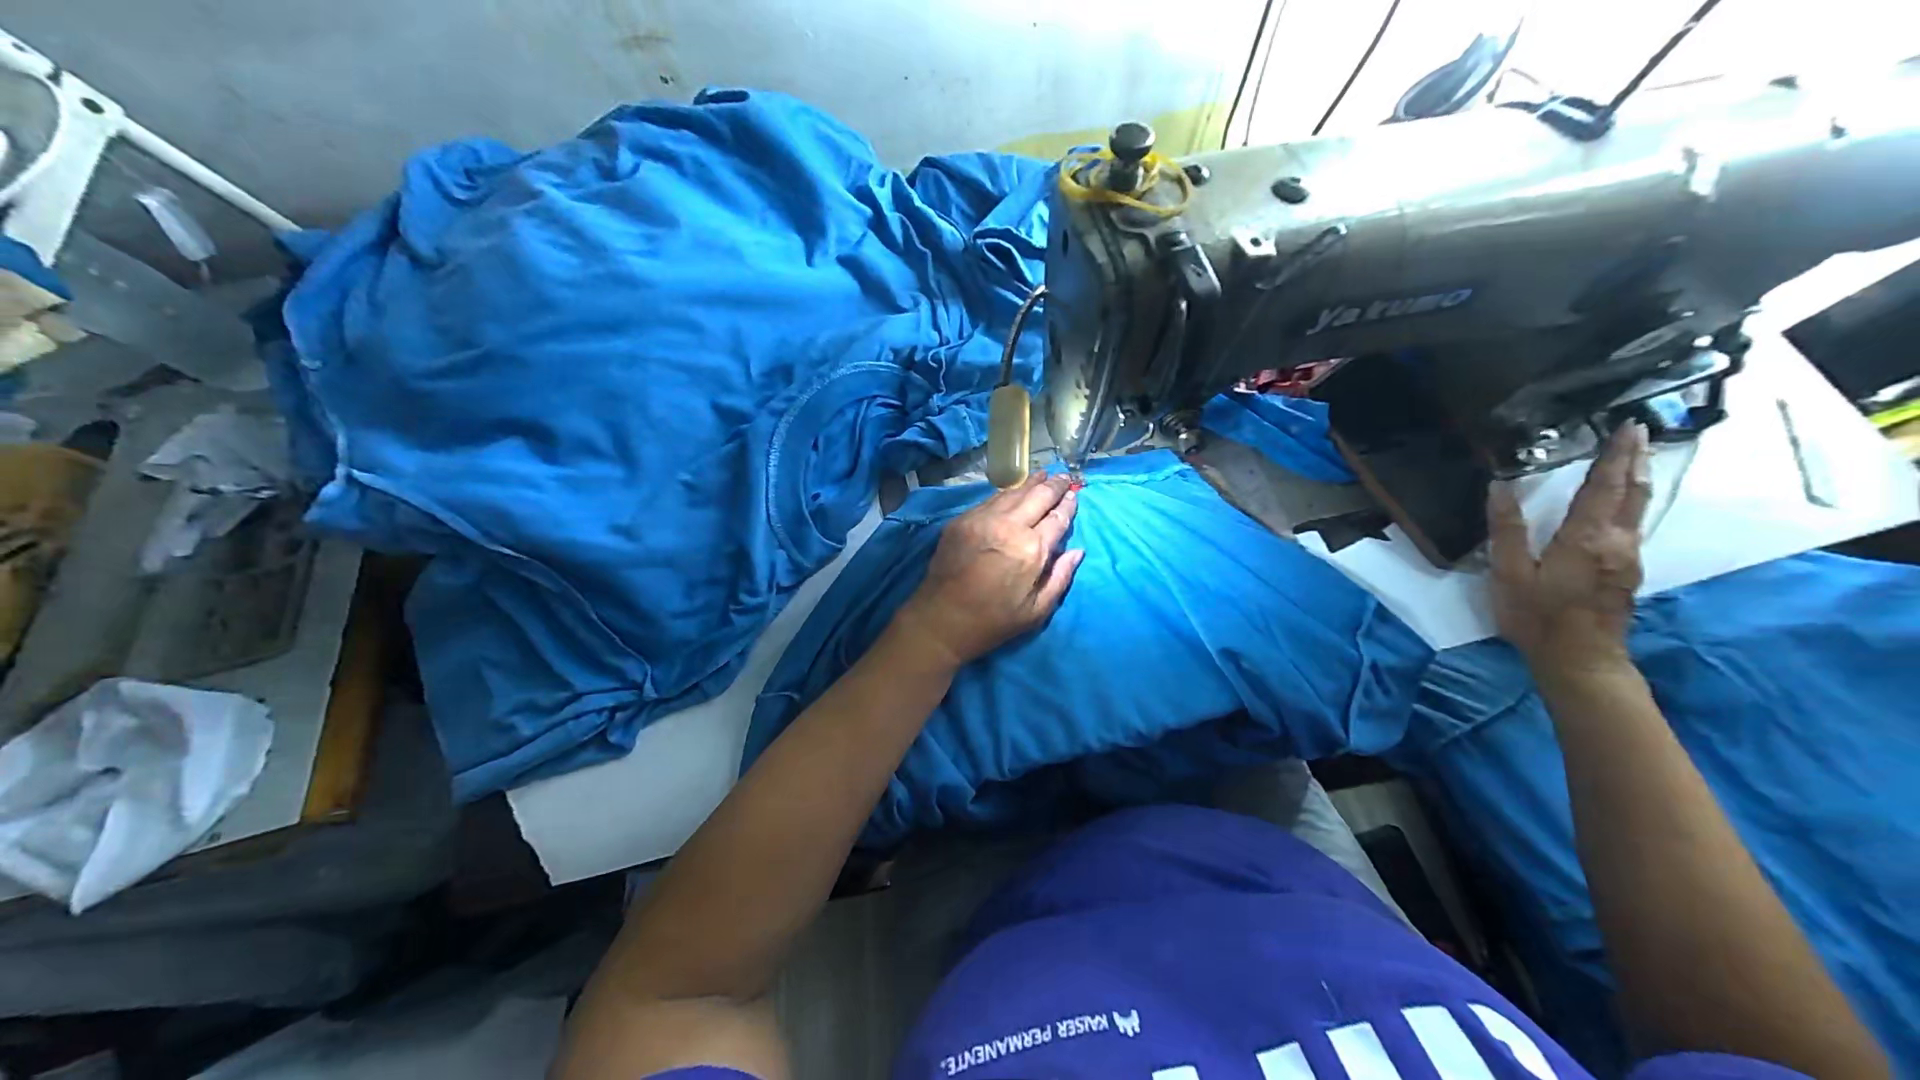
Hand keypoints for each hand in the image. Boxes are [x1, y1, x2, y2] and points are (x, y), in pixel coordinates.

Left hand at [892, 471, 1084, 668]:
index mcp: (1032, 549)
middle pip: (1038, 496)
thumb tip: (1076, 551)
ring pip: (1013, 492)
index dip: (1068, 504)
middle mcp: (1009, 526)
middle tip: (1064, 476)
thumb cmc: (993, 621)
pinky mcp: (962, 520)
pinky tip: (1013, 492)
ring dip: (1031, 483)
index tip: (1074, 494)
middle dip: (1054, 484)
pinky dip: (1007, 494)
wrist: (941, 619)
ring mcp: (982, 519)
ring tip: (1043, 475)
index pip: (1057, 518)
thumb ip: (1060, 578)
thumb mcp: (1036, 611)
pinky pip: (990, 500)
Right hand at [1488, 422, 1651, 673]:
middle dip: (1635, 459)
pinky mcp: (1627, 570)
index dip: (1613, 456)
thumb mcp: (1508, 574)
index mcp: (1586, 538)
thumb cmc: (1537, 616)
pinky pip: (1633, 524)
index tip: (1625, 428)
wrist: (1579, 659)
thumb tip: (1500, 487)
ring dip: (1637, 478)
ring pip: (1639, 507)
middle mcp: (1617, 541)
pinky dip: (1631, 501)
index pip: (1603, 487)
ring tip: (1636, 456)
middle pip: (1632, 492)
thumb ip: (1506, 530)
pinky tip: (1622, 500)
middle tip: (1638, 430)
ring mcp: (1628, 556)